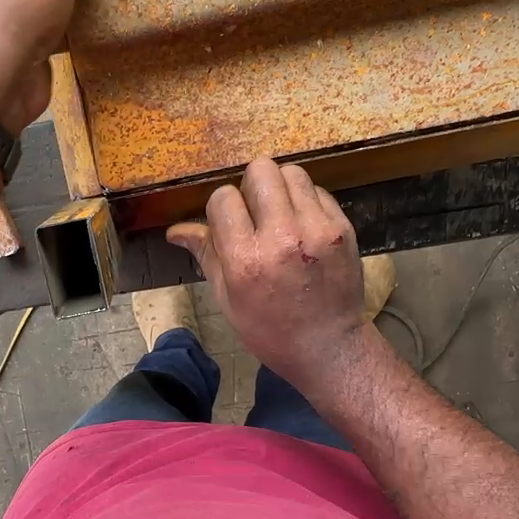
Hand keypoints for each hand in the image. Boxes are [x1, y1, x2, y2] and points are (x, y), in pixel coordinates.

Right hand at [167, 158, 373, 395]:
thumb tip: (176, 231)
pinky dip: (304, 203)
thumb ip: (206, 256)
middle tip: (255, 214)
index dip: (221, 209)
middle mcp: (281, 237)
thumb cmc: (270, 330)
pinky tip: (302, 228)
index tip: (228, 227)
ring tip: (280, 216)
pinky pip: (317, 191)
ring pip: (291, 173)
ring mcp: (316, 229)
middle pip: (260, 170)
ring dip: (279, 188)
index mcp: (245, 260)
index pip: (223, 198)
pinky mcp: (342, 227)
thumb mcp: (228, 300)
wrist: (328, 347)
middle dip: (251, 187)